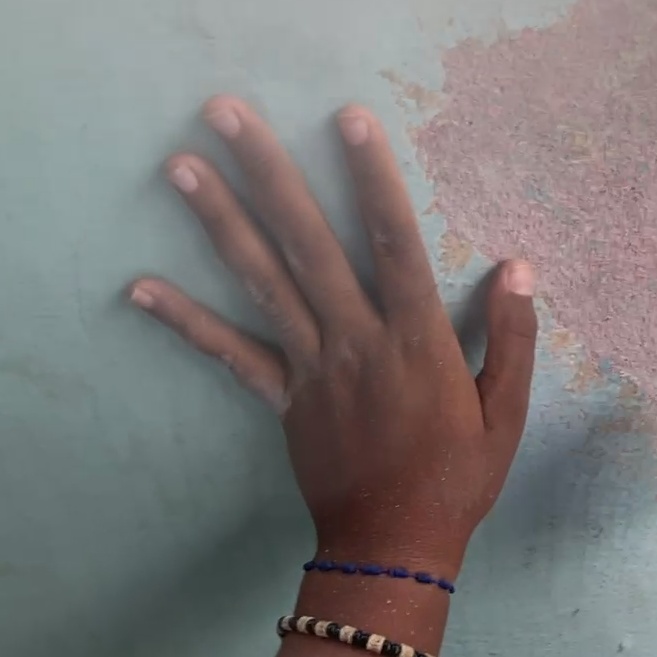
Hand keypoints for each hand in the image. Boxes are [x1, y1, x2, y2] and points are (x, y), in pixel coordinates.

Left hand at [129, 97, 537, 574]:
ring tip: (180, 165)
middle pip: (308, 245)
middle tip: (225, 110)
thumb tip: (518, 267)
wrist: (393, 546)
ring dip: (220, 222)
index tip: (349, 118)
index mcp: (416, 339)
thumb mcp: (506, 412)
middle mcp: (356, 340)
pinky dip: (185, 321)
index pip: (397, 243)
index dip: (375, 179)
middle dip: (268, 174)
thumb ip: (514, 337)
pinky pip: (230, 355)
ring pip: (261, 285)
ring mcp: (311, 368)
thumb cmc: (458, 478)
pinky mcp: (281, 398)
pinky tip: (138, 288)